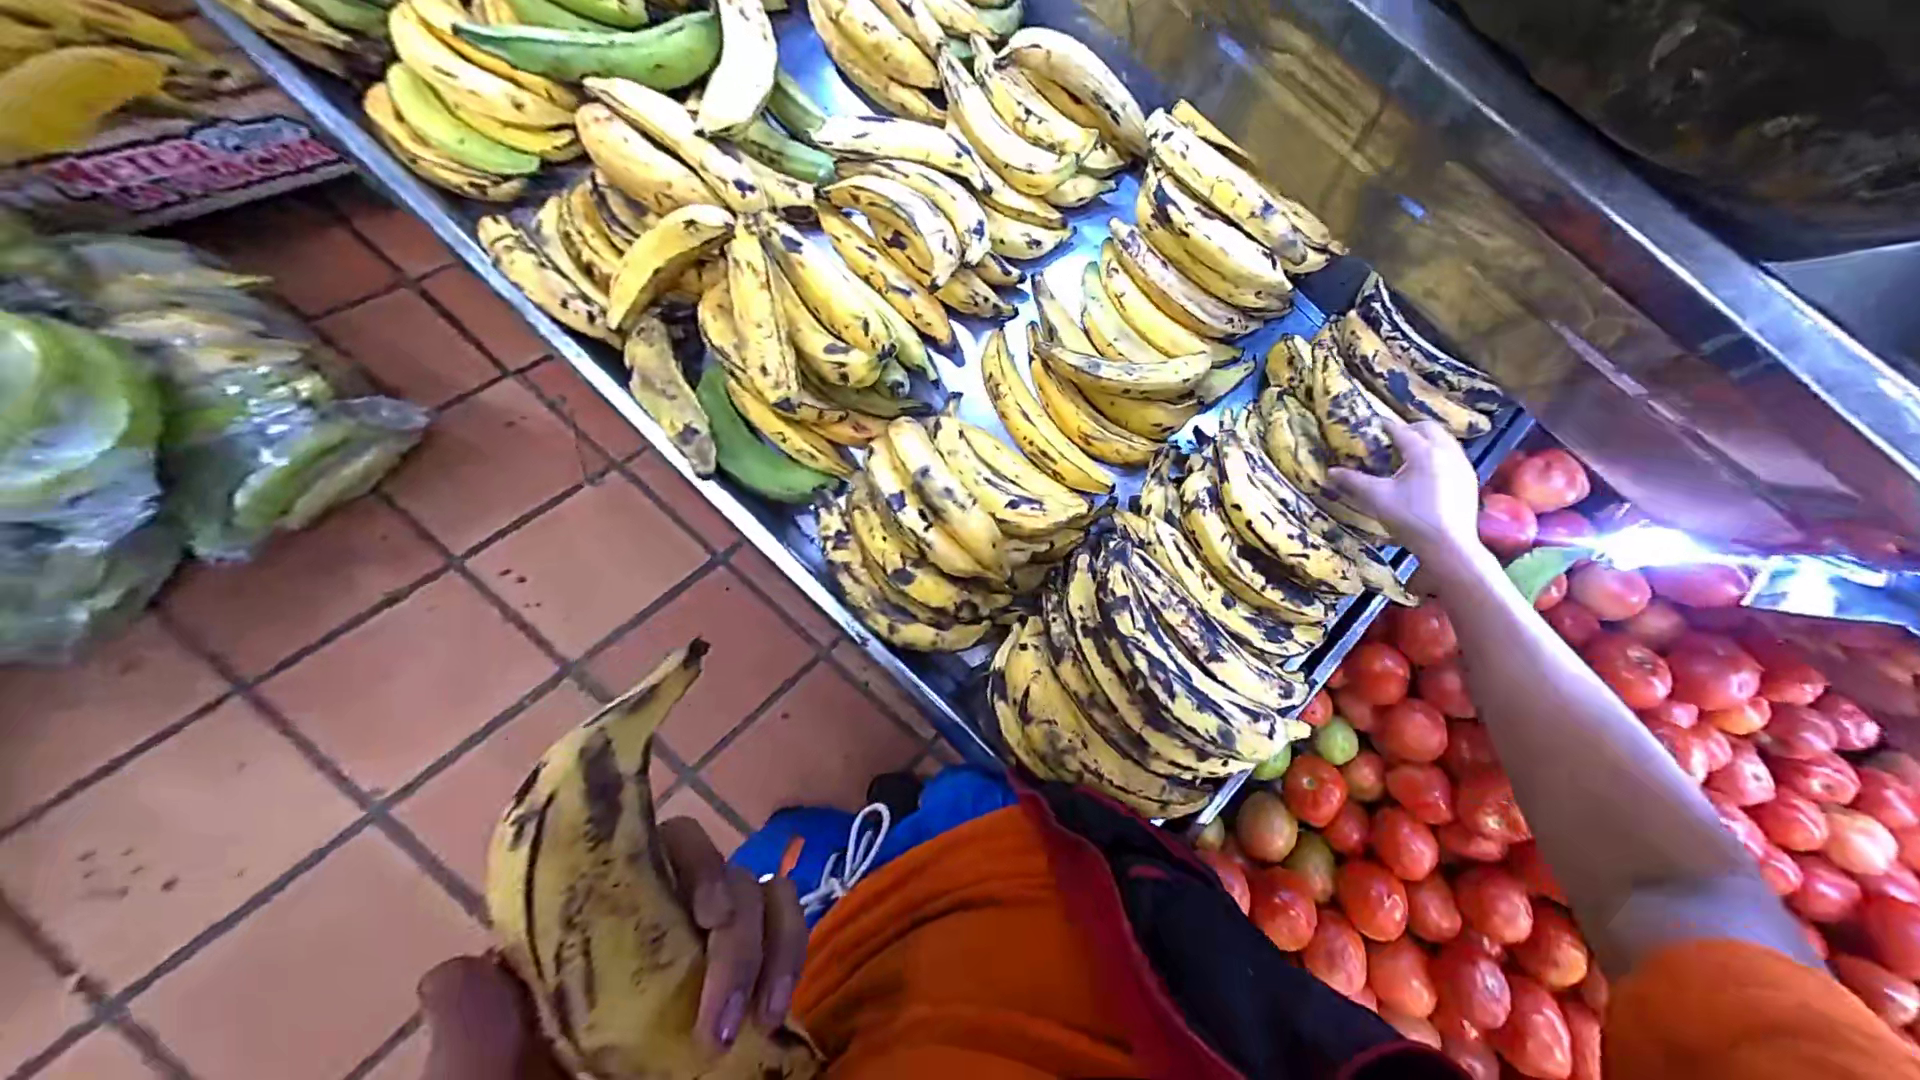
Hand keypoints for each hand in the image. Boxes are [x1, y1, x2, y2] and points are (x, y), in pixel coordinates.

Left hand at [418, 818, 805, 1079]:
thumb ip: (471, 1043)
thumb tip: (452, 971)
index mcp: (597, 930)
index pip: (647, 852)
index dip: (686, 861)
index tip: (702, 914)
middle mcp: (656, 918)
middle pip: (717, 868)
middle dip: (735, 930)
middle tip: (722, 1015)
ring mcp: (706, 945)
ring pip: (759, 891)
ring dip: (771, 941)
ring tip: (760, 1016)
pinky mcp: (749, 972)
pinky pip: (787, 925)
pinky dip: (792, 949)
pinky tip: (778, 1007)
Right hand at [1328, 417, 1485, 566]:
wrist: (1449, 545)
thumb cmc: (1411, 518)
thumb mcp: (1377, 498)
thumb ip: (1353, 481)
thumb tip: (1330, 471)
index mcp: (1424, 452)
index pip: (1401, 430)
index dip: (1384, 426)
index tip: (1371, 425)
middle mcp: (1447, 452)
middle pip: (1428, 428)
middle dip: (1409, 429)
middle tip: (1390, 440)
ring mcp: (1462, 465)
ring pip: (1444, 440)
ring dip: (1425, 440)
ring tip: (1407, 454)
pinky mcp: (1469, 478)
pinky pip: (1452, 454)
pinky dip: (1437, 454)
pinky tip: (1425, 472)